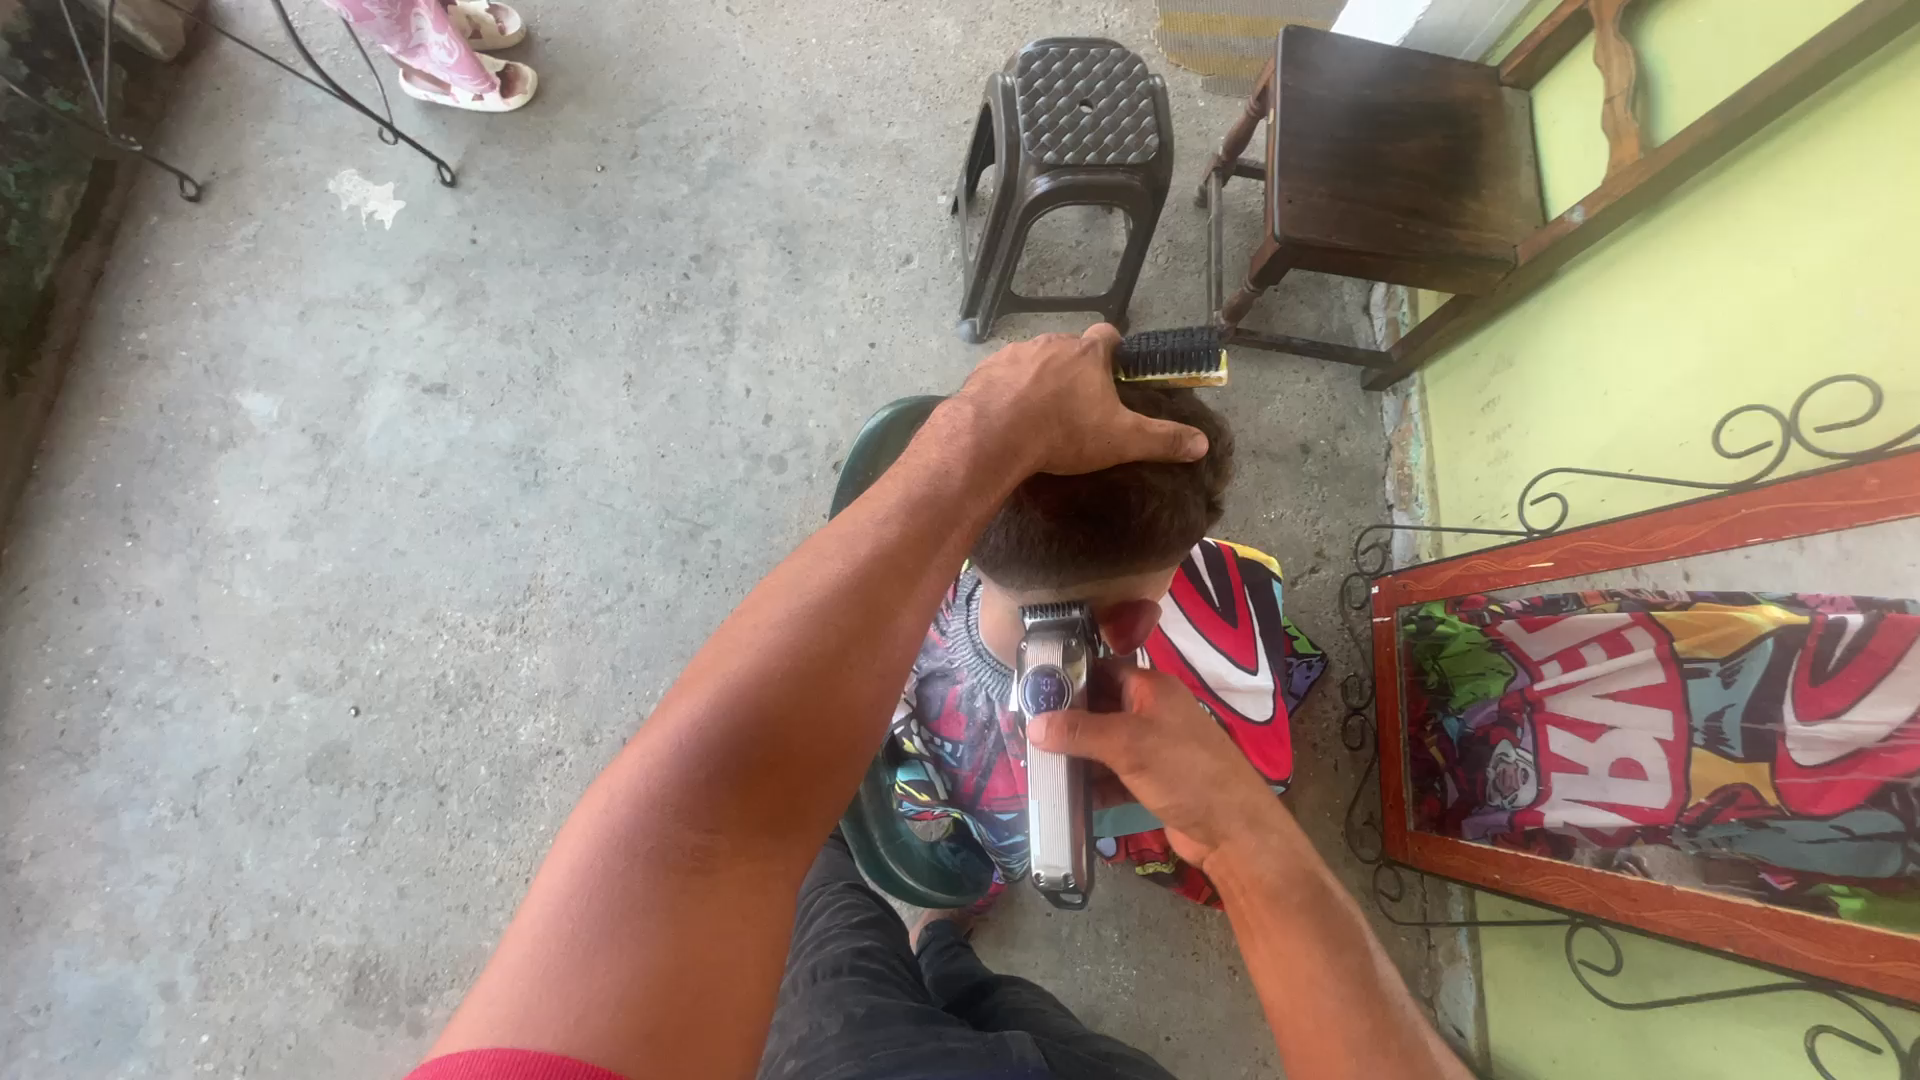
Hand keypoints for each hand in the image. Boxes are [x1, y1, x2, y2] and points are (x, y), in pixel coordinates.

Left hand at [952, 324, 1208, 476]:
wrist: (993, 435)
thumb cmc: (1063, 433)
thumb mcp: (1121, 440)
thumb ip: (1161, 440)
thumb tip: (1201, 444)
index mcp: (1088, 353)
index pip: (1108, 335)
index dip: (1114, 351)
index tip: (1114, 373)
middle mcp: (1051, 342)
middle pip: (1068, 348)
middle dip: (1074, 369)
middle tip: (1076, 403)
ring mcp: (1014, 354)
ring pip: (1033, 360)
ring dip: (1038, 379)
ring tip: (1038, 412)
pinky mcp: (984, 370)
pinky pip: (1001, 376)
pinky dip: (1007, 390)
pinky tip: (1007, 415)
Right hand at [1029, 665, 1279, 874]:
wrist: (1234, 832)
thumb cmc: (1184, 771)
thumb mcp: (1127, 744)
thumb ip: (1079, 731)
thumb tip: (1032, 726)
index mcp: (1152, 688)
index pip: (1101, 670)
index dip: (1068, 678)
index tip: (1032, 693)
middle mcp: (1153, 712)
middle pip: (1099, 708)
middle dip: (1066, 722)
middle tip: (1028, 733)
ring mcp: (1154, 748)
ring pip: (1104, 744)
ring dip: (1077, 755)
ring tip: (1040, 765)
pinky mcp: (1154, 781)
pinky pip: (1114, 774)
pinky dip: (1093, 782)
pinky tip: (1068, 794)